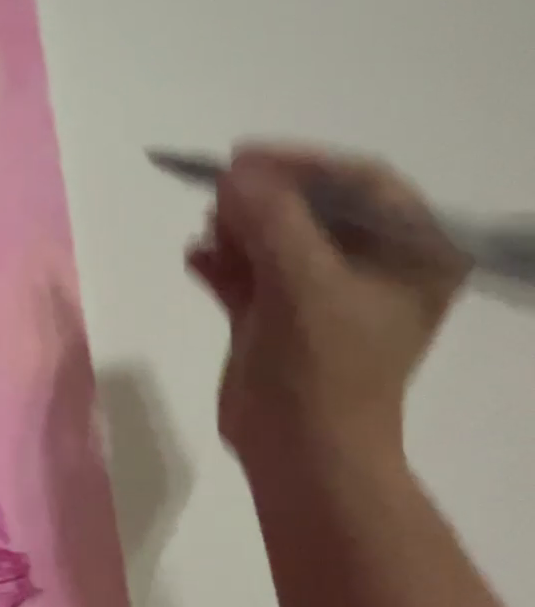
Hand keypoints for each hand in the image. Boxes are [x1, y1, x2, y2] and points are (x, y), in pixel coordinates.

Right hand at [187, 145, 465, 468]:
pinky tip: (195, 259)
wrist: (300, 446)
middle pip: (311, 209)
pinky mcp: (276, 318)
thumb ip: (272, 222)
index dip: (300, 165)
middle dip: (262, 201)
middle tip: (215, 199)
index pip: (359, 183)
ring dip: (236, 231)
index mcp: (410, 251)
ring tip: (205, 235)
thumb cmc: (322, 367)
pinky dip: (221, 264)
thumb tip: (233, 173)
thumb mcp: (304, 285)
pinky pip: (247, 275)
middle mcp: (371, 265)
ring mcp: (320, 293)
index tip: (239, 160)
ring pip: (274, 240)